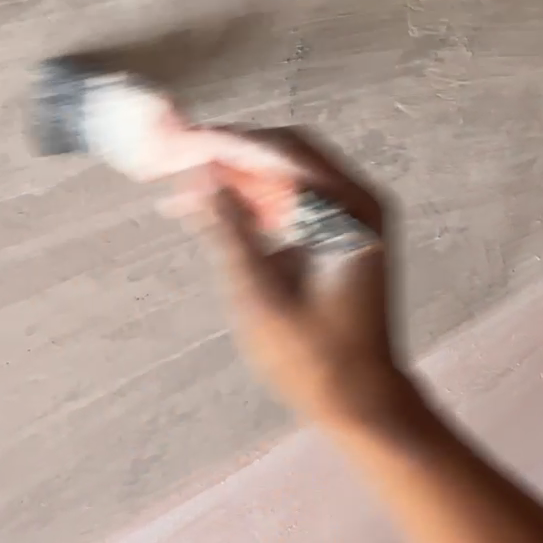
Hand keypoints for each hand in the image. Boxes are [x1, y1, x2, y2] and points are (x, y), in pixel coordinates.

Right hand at [172, 128, 424, 432]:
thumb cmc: (314, 358)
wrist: (363, 401)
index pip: (282, 150)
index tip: (184, 141)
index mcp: (349, 208)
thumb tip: (200, 177)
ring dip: (237, 175)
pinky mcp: (338, 229)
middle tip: (179, 155)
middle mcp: (357, 198)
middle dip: (231, 152)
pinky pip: (291, 197)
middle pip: (285, 152)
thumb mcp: (261, 295)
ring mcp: (351, 212)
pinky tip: (212, 208)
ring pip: (284, 171)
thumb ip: (230, 230)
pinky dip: (253, 199)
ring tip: (184, 183)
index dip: (230, 142)